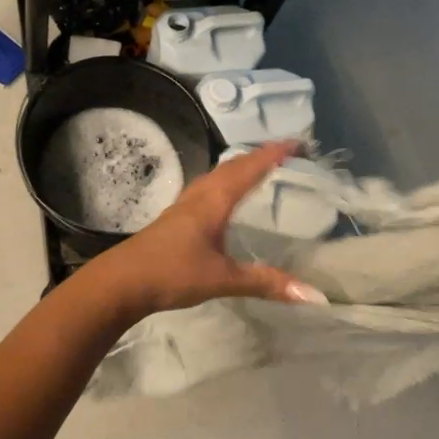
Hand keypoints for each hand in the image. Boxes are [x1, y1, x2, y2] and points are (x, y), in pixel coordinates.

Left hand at [84, 141, 328, 320]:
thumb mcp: (223, 279)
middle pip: (232, 166)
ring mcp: (184, 204)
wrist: (123, 280)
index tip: (298, 144)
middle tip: (286, 152)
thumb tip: (314, 295)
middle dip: (259, 156)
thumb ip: (266, 283)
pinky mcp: (176, 217)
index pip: (248, 169)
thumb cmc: (172, 272)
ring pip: (217, 175)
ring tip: (260, 166)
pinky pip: (207, 187)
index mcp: (213, 201)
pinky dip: (225, 181)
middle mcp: (199, 195)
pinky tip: (225, 195)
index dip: (273, 155)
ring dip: (240, 166)